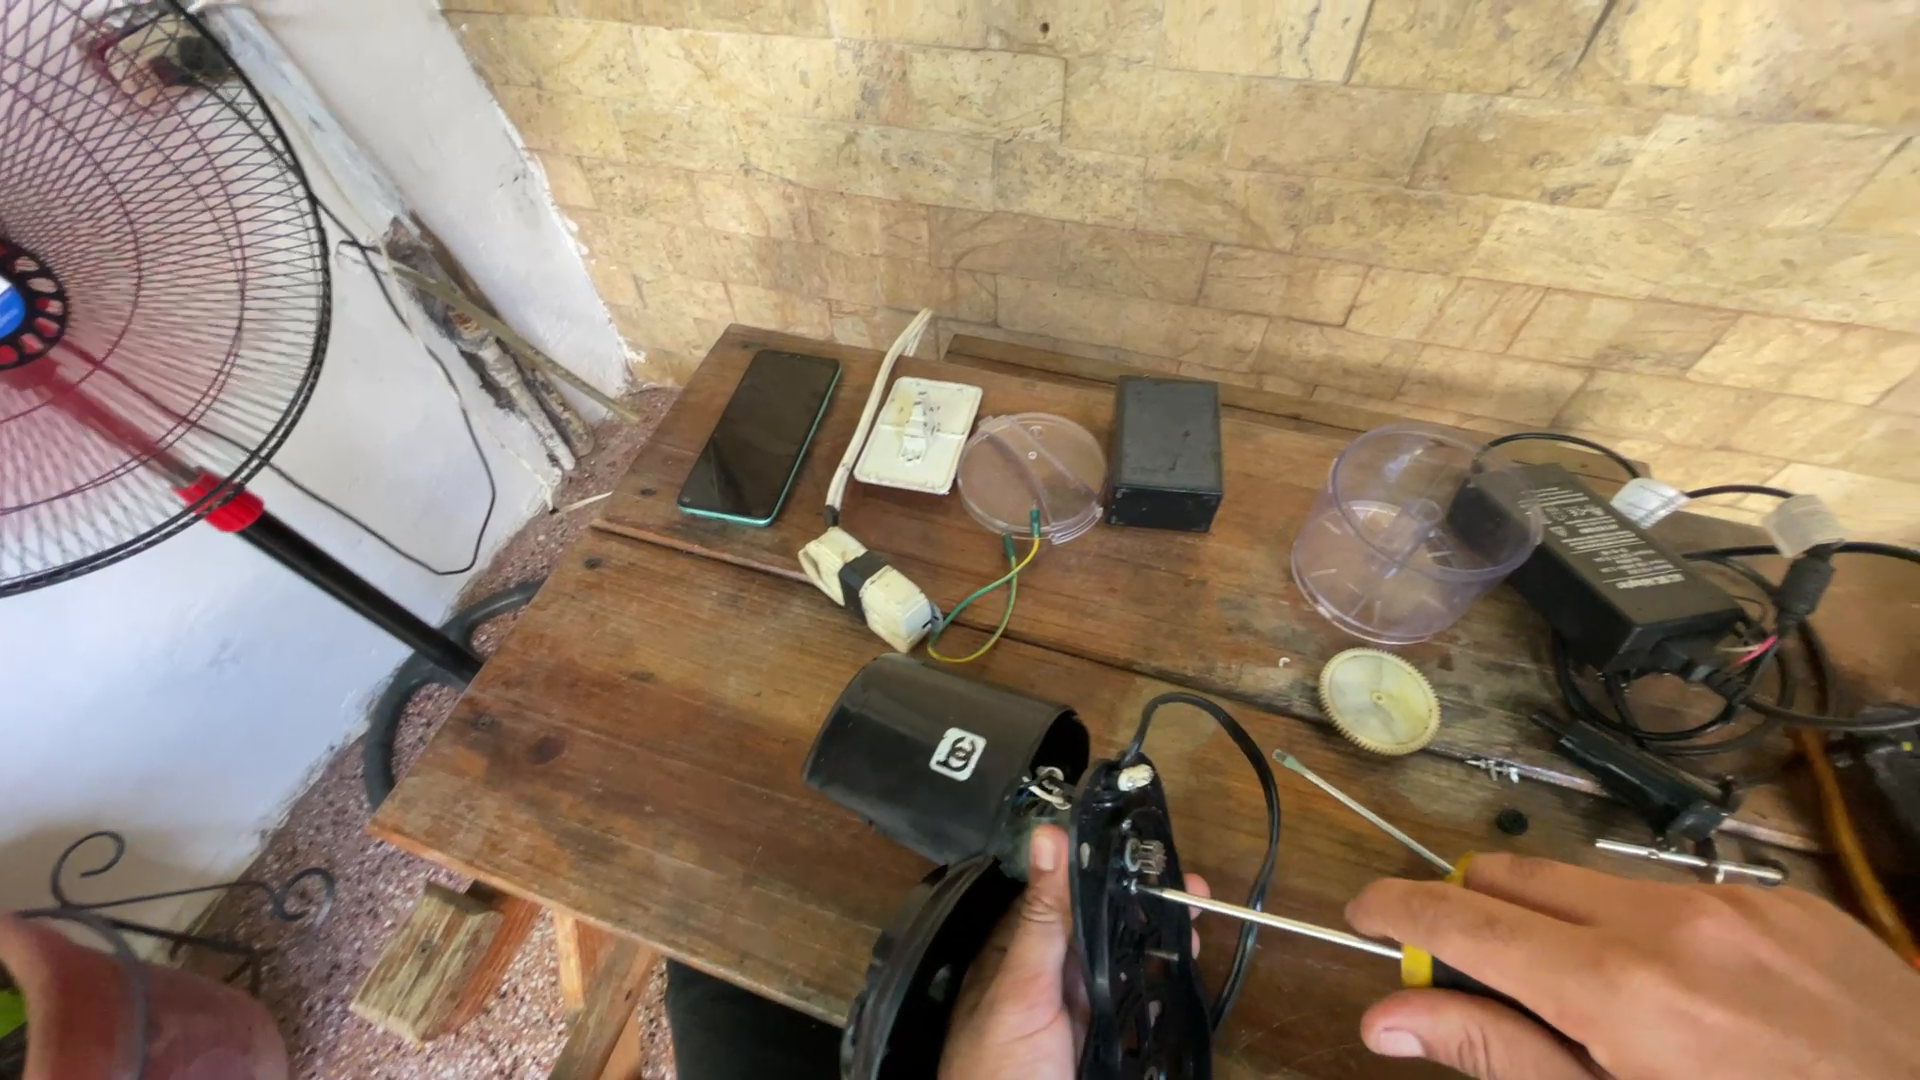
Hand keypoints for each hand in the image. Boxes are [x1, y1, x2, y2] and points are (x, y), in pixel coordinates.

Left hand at [940, 825, 1209, 1079]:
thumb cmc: (1002, 1067)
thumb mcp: (1023, 987)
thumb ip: (1042, 918)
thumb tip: (1048, 834)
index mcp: (1024, 952)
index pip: (1068, 896)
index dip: (1105, 871)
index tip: (1145, 852)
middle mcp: (1051, 978)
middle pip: (1102, 932)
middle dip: (1144, 909)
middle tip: (1192, 893)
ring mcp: (1077, 1017)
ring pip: (1123, 970)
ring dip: (1158, 948)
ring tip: (1195, 931)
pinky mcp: (1102, 1054)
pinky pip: (1134, 1018)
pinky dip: (1158, 999)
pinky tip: (1181, 982)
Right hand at [1346, 853, 1919, 1079]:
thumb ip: (1499, 1056)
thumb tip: (1382, 1018)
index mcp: (1621, 990)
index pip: (1458, 919)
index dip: (1394, 909)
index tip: (1361, 915)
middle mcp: (1668, 921)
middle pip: (1506, 876)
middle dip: (1472, 913)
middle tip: (1485, 977)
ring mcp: (1738, 901)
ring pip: (1586, 882)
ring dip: (1563, 924)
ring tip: (1618, 1005)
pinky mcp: (1793, 902)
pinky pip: (1674, 892)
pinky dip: (1650, 931)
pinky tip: (1709, 1000)